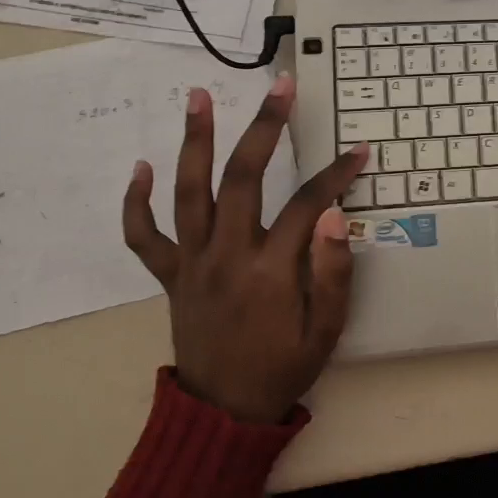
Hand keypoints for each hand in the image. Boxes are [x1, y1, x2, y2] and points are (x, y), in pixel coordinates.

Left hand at [122, 76, 369, 423]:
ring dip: (194, 141)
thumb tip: (334, 215)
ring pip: (188, 192)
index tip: (359, 151)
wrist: (225, 412)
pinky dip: (137, 202)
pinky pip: (144, 236)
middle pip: (242, 178)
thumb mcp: (327, 331)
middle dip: (265, 127)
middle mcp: (225, 256)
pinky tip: (140, 167)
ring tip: (199, 95)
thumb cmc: (284, 368)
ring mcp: (192, 263)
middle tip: (281, 86)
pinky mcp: (170, 276)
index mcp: (270, 270)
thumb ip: (334, 272)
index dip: (335, 174)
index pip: (307, 204)